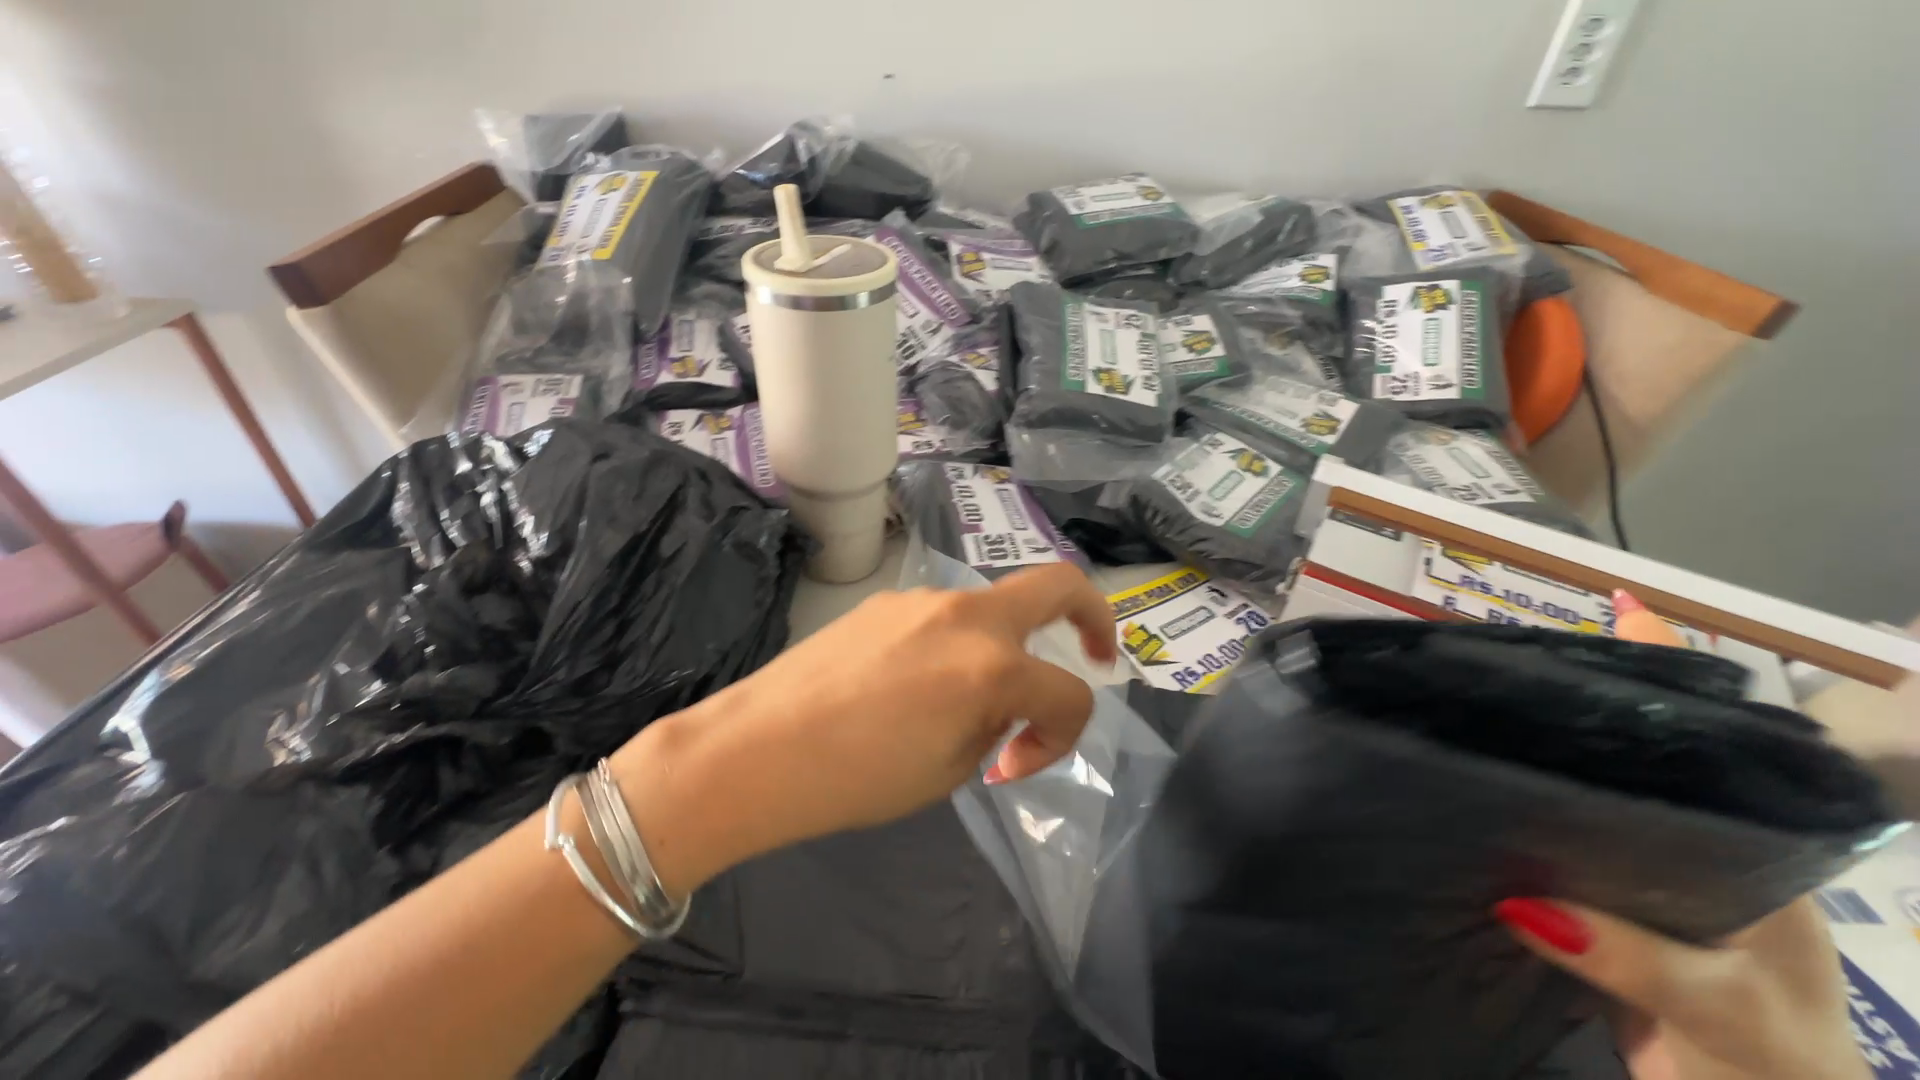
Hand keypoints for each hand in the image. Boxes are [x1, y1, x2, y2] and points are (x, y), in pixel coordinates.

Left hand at [609, 563, 1117, 895]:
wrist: (754, 749)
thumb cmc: (856, 778)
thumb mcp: (948, 770)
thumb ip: (995, 726)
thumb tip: (1000, 711)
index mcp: (991, 666)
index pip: (1069, 694)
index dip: (1061, 738)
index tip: (1015, 767)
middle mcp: (966, 616)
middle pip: (1060, 585)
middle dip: (1095, 618)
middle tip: (1097, 655)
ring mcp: (921, 599)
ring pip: (993, 608)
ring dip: (1004, 650)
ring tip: (961, 707)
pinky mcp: (883, 600)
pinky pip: (942, 617)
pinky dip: (954, 648)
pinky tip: (910, 690)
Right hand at [1494, 590, 1868, 1079]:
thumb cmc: (1774, 1066)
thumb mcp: (1721, 1011)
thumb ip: (1634, 960)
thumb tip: (1520, 902)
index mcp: (1756, 857)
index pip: (1715, 742)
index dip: (1674, 675)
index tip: (1620, 610)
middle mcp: (1701, 854)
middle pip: (1644, 758)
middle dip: (1588, 704)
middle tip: (1509, 658)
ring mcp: (1654, 884)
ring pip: (1595, 802)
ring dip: (1543, 759)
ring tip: (1474, 713)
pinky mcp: (1610, 915)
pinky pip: (1561, 850)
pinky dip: (1520, 819)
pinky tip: (1474, 803)